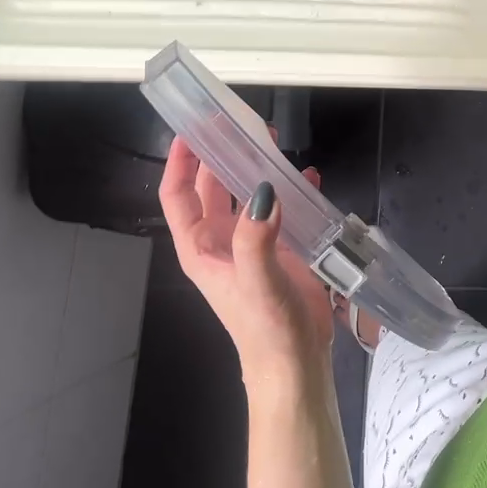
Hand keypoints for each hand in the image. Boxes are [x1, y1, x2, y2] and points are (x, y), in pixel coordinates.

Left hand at [157, 136, 334, 386]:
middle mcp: (222, 242)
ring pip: (247, 194)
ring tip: (274, 140)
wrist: (296, 365)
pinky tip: (308, 178)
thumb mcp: (258, 282)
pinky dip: (292, 190)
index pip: (179, 196)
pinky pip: (282, 209)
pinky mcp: (282, 249)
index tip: (193, 129)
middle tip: (240, 122)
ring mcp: (252, 244)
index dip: (181, 162)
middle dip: (222, 154)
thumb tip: (263, 190)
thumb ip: (257, 238)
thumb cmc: (268, 329)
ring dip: (256, 167)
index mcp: (202, 248)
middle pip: (213, 187)